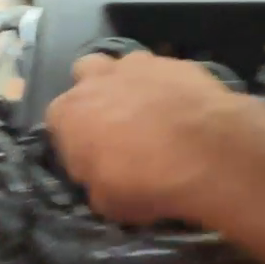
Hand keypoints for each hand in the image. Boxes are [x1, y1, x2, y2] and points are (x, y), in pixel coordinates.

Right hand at [44, 51, 264, 224]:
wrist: (205, 151)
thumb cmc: (145, 181)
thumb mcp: (106, 202)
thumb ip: (94, 179)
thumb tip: (100, 172)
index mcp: (70, 114)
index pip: (58, 118)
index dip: (74, 136)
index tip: (90, 153)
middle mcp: (99, 79)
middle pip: (86, 74)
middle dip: (96, 91)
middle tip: (115, 120)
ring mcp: (139, 64)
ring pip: (125, 64)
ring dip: (131, 83)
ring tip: (152, 111)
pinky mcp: (176, 61)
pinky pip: (164, 70)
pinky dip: (168, 85)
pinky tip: (182, 107)